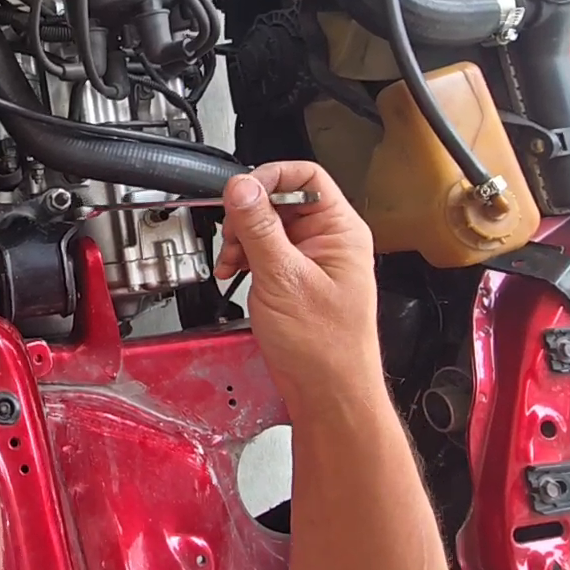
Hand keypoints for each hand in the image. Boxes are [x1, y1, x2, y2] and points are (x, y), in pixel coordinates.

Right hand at [216, 162, 381, 403]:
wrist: (326, 393)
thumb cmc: (323, 347)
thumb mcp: (282, 278)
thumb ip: (259, 228)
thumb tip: (241, 187)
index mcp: (339, 231)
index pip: (305, 176)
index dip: (269, 178)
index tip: (240, 195)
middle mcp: (326, 239)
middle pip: (279, 199)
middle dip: (246, 216)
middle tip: (233, 237)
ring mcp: (309, 257)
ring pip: (265, 224)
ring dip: (239, 239)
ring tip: (231, 262)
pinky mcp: (291, 275)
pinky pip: (261, 249)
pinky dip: (241, 257)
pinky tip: (232, 272)